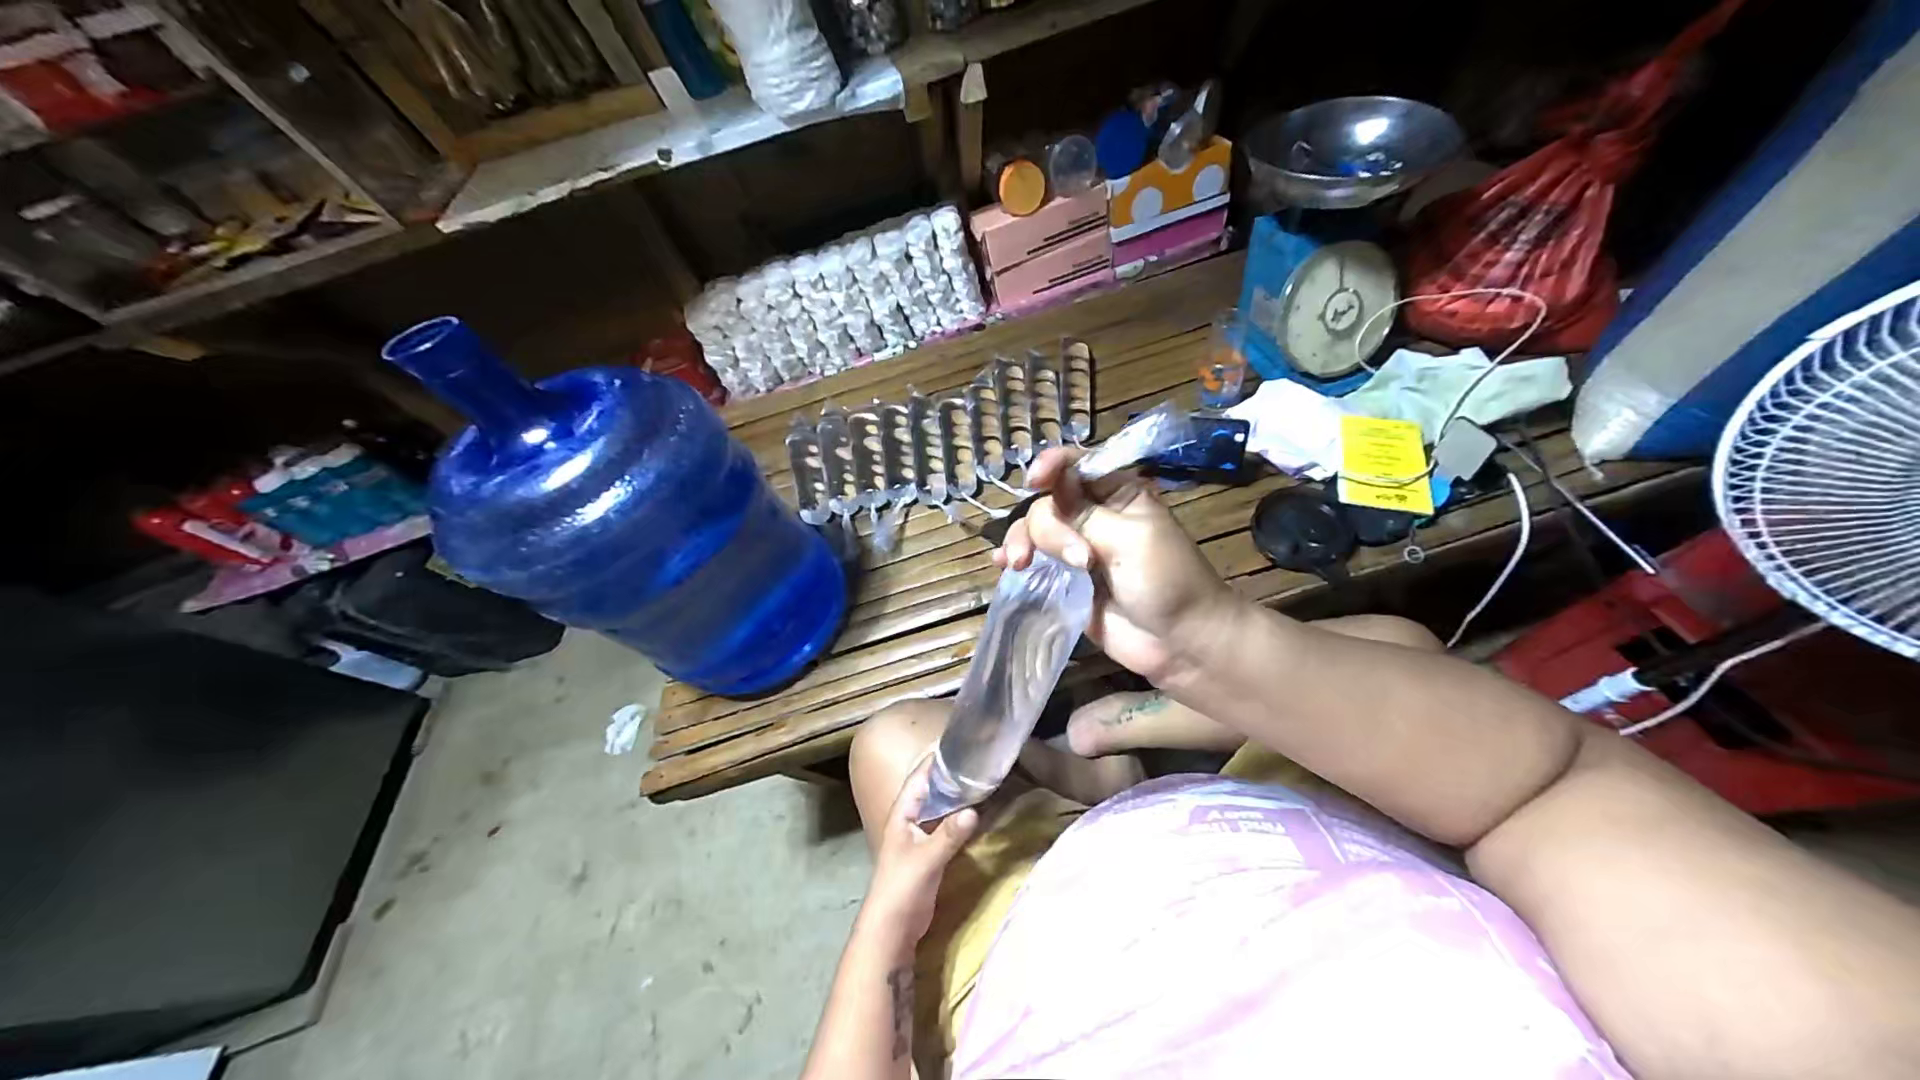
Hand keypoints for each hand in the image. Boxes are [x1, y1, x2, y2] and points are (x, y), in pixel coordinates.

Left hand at [861, 758, 978, 944]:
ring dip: (955, 795)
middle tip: (976, 759)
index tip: (958, 741)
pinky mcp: (928, 853)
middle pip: (930, 788)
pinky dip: (958, 817)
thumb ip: (949, 834)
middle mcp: (909, 819)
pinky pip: (945, 825)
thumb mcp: (926, 859)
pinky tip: (974, 814)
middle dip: (949, 773)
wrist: (891, 929)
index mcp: (902, 813)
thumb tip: (974, 809)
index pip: (919, 776)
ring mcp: (918, 836)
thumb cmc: (901, 888)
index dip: (935, 758)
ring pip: (938, 807)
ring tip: (980, 779)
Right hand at [996, 447, 1237, 684]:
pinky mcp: (1066, 580)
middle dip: (1048, 529)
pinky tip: (1004, 565)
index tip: (1034, 480)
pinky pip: (1033, 562)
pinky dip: (1015, 558)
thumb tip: (1046, 492)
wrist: (1181, 642)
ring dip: (1022, 541)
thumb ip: (1083, 515)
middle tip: (1077, 562)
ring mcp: (1077, 549)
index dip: (1050, 466)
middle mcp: (1093, 514)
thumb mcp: (1130, 538)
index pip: (1074, 466)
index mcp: (1117, 493)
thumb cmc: (1169, 581)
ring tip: (1020, 564)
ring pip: (1033, 531)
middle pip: (1048, 503)